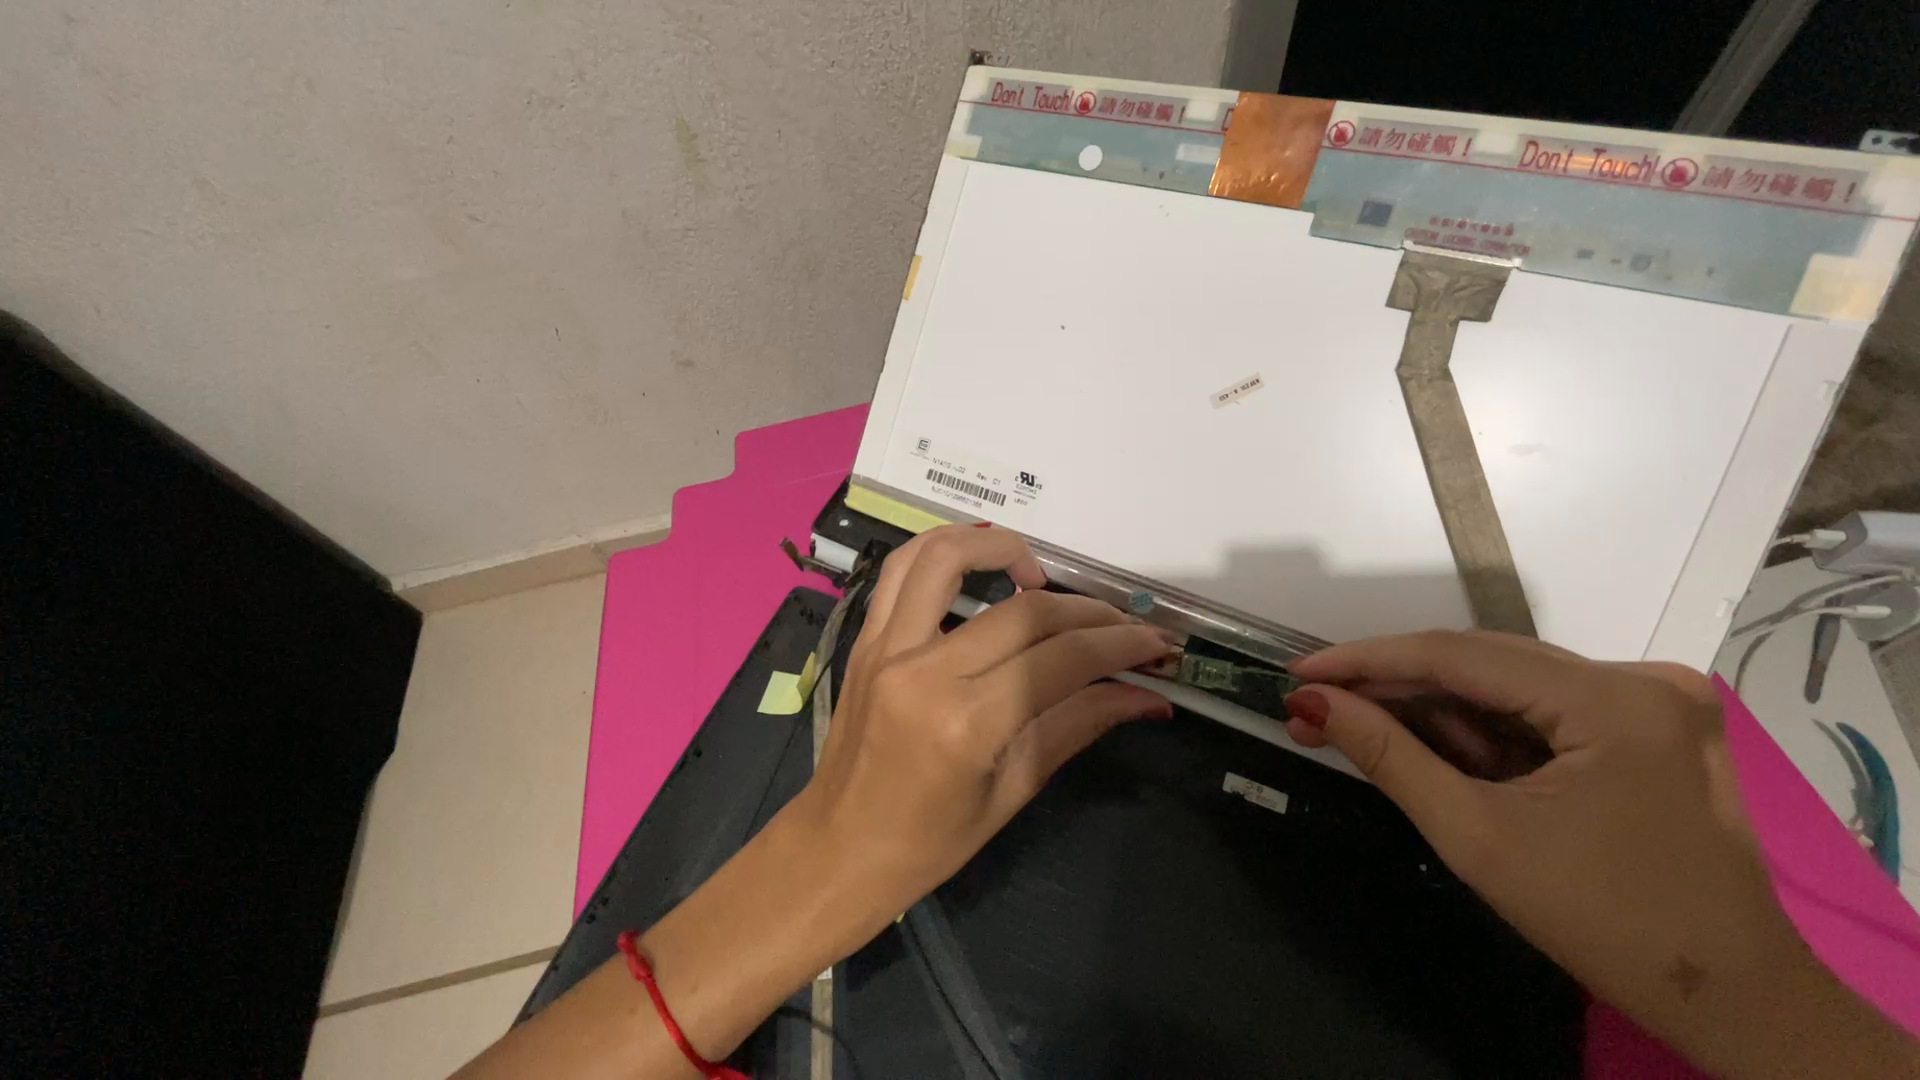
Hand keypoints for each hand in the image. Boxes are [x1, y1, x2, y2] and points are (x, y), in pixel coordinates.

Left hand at [790, 524, 1175, 923]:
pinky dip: (941, 549)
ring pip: (946, 559)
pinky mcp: (865, 640)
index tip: (1154, 642)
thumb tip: (1146, 694)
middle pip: (1023, 612)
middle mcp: (923, 672)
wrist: (839, 848)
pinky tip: (977, 561)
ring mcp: (886, 648)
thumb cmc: (930, 841)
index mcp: (965, 724)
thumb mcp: (1014, 790)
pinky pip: (900, 570)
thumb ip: (1078, 725)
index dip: (1119, 645)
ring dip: (1002, 547)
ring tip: (1039, 571)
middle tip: (1121, 625)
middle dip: (1087, 612)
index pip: (1061, 659)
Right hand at [1281, 630, 1918, 1079]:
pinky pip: (1535, 711)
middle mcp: (1639, 680)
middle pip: (1481, 664)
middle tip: (1314, 706)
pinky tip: (1429, 753)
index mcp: (1613, 701)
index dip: (1366, 659)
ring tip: (1355, 731)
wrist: (1734, 1001)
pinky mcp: (1644, 726)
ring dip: (1430, 711)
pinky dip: (1477, 731)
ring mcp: (1648, 701)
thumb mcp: (1476, 835)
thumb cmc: (1601, 921)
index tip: (1298, 669)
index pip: (1459, 655)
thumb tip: (1311, 701)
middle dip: (1392, 688)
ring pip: (1504, 686)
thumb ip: (1387, 754)